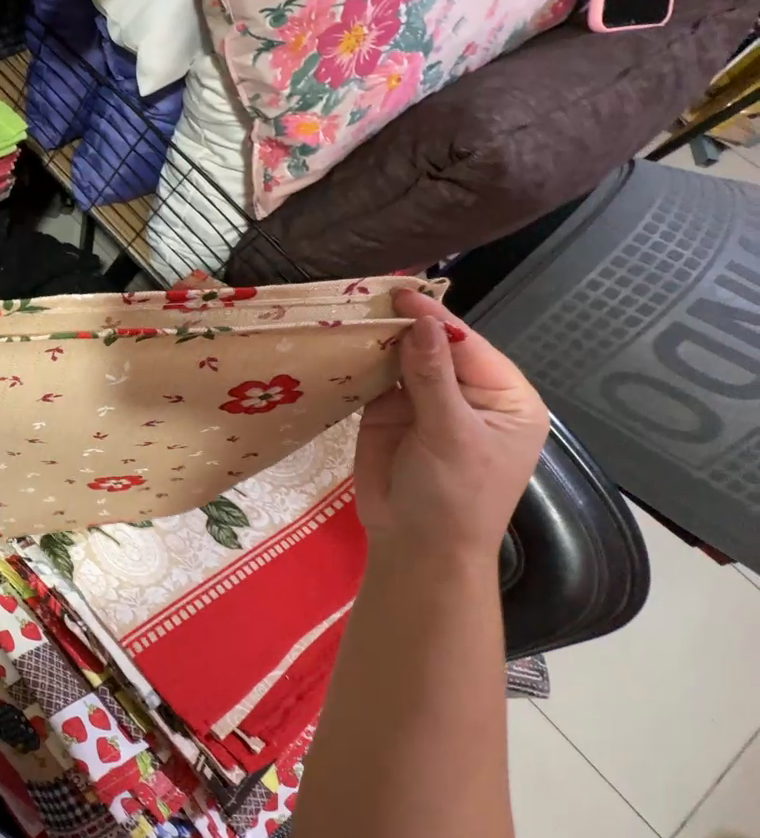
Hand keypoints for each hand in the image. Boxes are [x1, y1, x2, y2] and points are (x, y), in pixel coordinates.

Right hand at [354, 289, 549, 561]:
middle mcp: (463, 393)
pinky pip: (370, 380)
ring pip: (397, 360)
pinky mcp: (384, 414)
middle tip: (365, 294)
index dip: (435, 321)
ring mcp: (421, 403)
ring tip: (344, 312)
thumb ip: (432, 378)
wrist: (414, 544)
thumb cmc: (454, 495)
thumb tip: (422, 324)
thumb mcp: (450, 435)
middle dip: (402, 325)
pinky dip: (354, 364)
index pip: (466, 346)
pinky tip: (335, 344)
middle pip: (431, 347)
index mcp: (502, 397)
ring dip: (374, 341)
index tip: (400, 293)